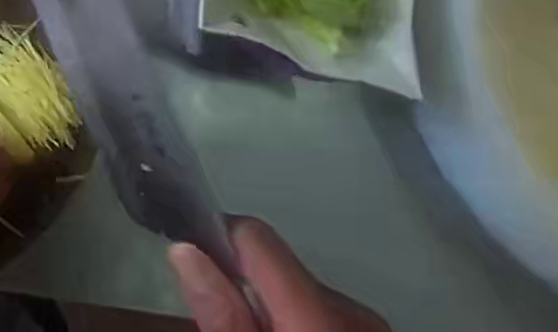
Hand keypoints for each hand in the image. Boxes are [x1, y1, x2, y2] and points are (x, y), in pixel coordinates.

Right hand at [169, 217, 389, 331]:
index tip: (193, 260)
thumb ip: (223, 317)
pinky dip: (301, 322)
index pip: (253, 234)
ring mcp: (373, 327)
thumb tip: (184, 249)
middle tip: (224, 321)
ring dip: (272, 307)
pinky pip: (326, 314)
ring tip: (254, 331)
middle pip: (275, 264)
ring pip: (301, 291)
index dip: (215, 237)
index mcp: (318, 310)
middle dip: (243, 283)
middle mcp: (354, 311)